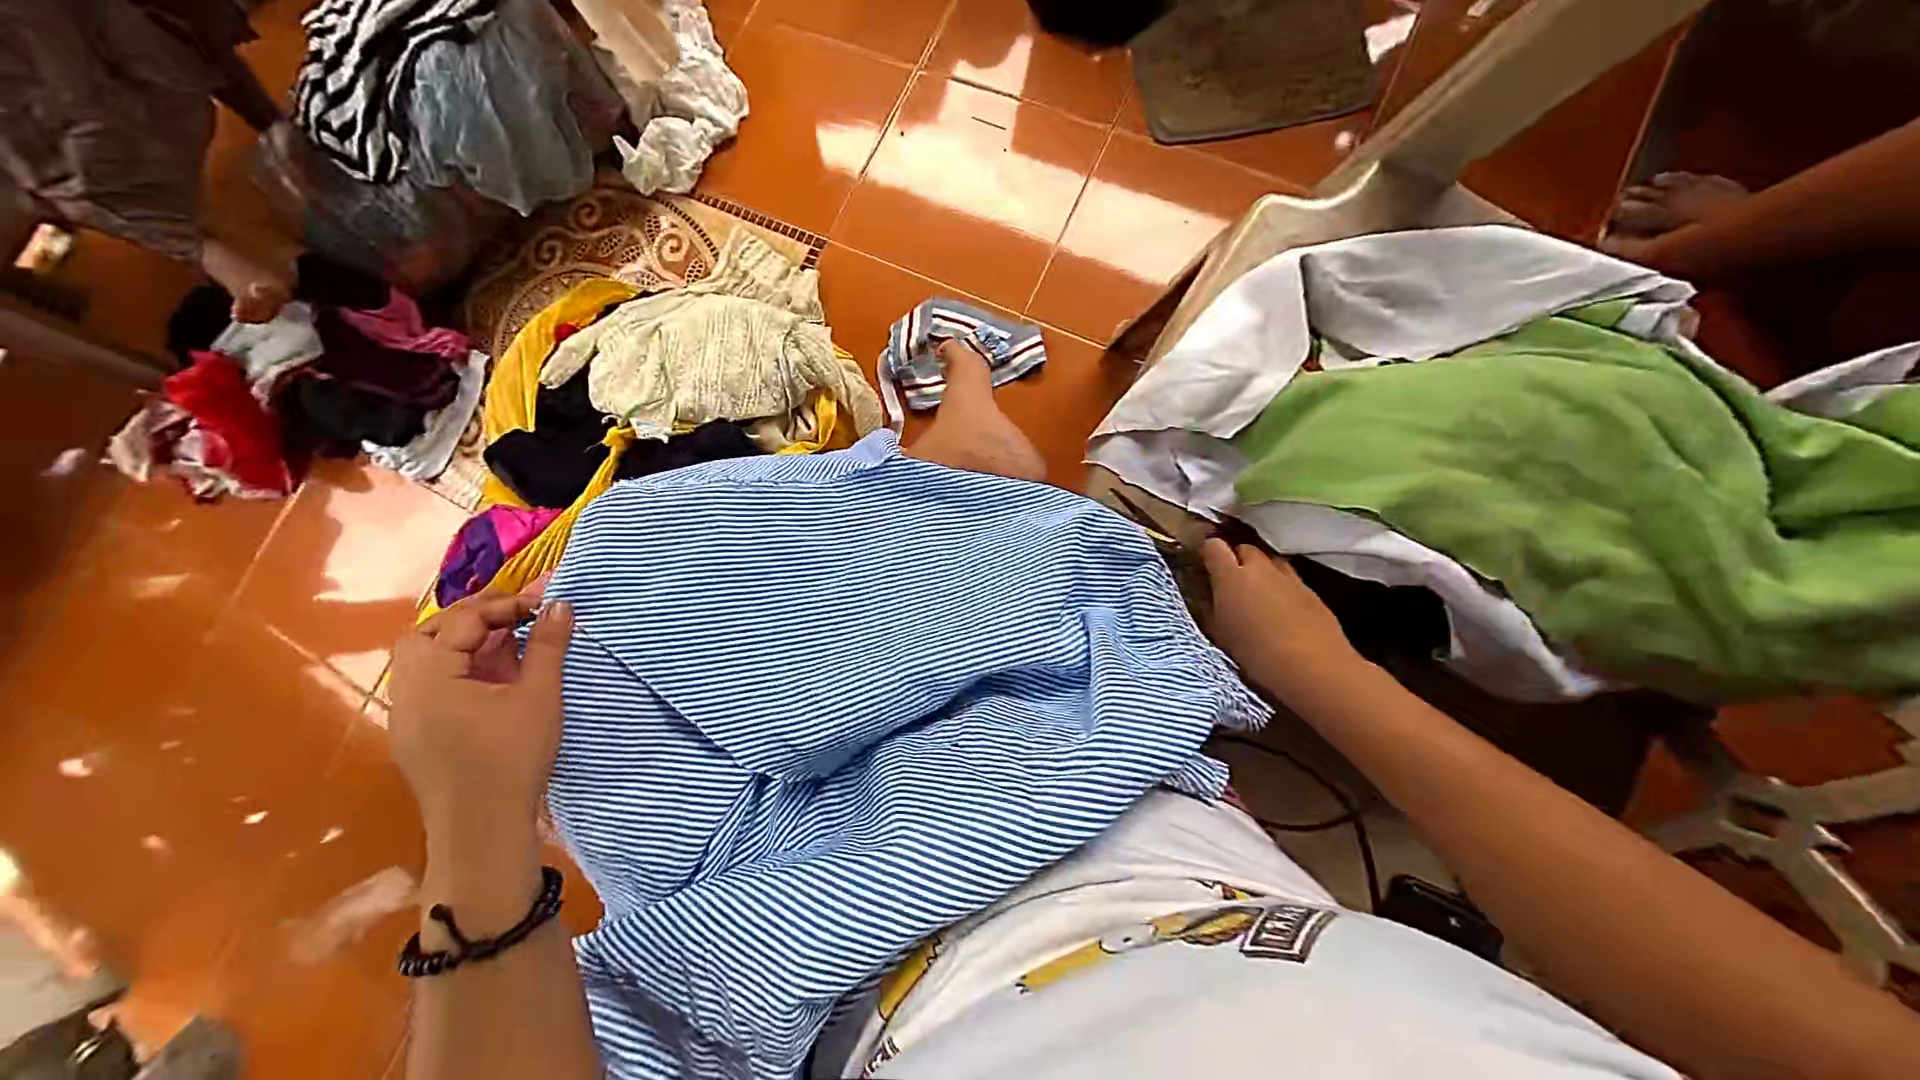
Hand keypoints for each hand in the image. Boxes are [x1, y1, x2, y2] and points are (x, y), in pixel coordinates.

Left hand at [388, 588, 572, 916]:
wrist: (482, 829)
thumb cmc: (511, 757)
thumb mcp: (539, 695)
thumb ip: (547, 645)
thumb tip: (559, 604)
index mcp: (431, 676)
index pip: (461, 620)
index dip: (505, 606)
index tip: (544, 606)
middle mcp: (407, 690)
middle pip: (428, 633)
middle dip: (474, 618)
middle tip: (518, 617)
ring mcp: (407, 714)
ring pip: (427, 660)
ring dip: (466, 643)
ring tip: (510, 644)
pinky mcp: (417, 734)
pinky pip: (433, 685)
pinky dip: (463, 669)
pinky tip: (497, 680)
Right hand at [1199, 538, 1363, 697]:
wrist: (1315, 669)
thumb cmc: (1258, 655)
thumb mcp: (1220, 633)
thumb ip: (1209, 607)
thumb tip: (1204, 594)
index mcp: (1232, 577)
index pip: (1213, 546)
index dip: (1207, 553)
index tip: (1203, 567)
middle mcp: (1262, 569)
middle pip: (1244, 549)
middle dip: (1235, 560)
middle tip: (1228, 583)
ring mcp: (1290, 578)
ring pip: (1270, 562)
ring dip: (1260, 572)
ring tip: (1255, 595)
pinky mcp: (1312, 592)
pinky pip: (1289, 579)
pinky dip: (1280, 587)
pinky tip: (1280, 609)